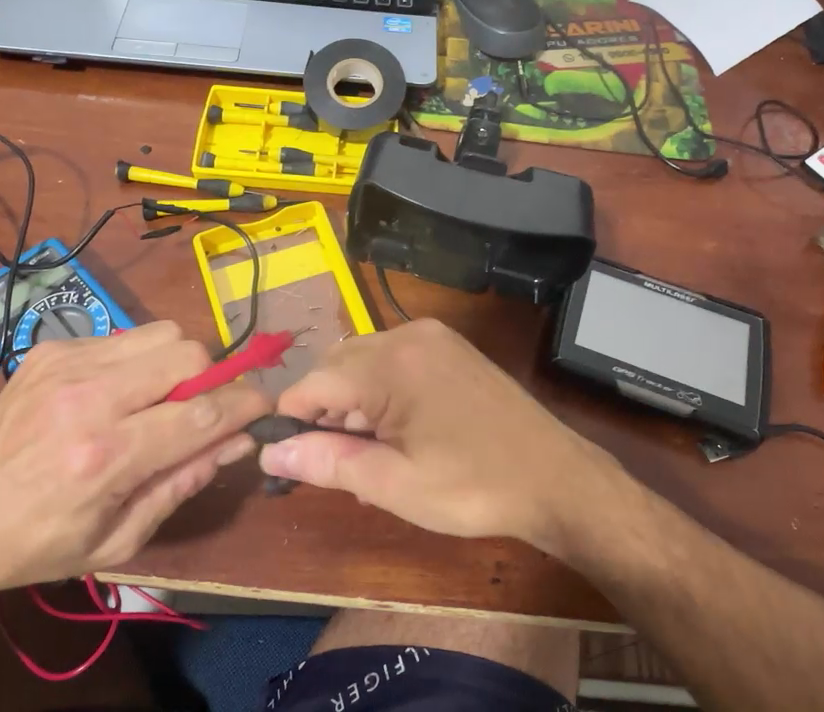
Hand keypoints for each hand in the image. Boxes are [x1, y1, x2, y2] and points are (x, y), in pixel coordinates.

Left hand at [0, 322, 267, 606]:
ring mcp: (66, 364)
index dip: (247, 403)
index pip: (204, 411)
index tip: (266, 405)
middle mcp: (88, 398)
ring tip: (160, 400)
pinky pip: (126, 336)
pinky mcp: (50, 350)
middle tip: (205, 409)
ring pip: (162, 333)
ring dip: (179, 364)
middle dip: (213, 378)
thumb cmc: (35, 545)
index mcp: (105, 456)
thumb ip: (184, 482)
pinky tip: (119, 393)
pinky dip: (141, 360)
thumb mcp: (119, 540)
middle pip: (189, 353)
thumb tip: (239, 440)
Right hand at [258, 319, 626, 552]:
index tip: (290, 459)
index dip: (293, 420)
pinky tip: (396, 429)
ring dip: (352, 400)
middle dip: (325, 410)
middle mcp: (408, 335)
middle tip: (340, 462)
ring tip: (370, 452)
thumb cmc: (471, 488)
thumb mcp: (394, 484)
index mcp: (391, 364)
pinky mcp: (450, 346)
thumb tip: (270, 452)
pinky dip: (380, 388)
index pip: (312, 381)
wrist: (553, 477)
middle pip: (335, 365)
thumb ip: (328, 462)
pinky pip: (393, 358)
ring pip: (363, 360)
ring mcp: (433, 337)